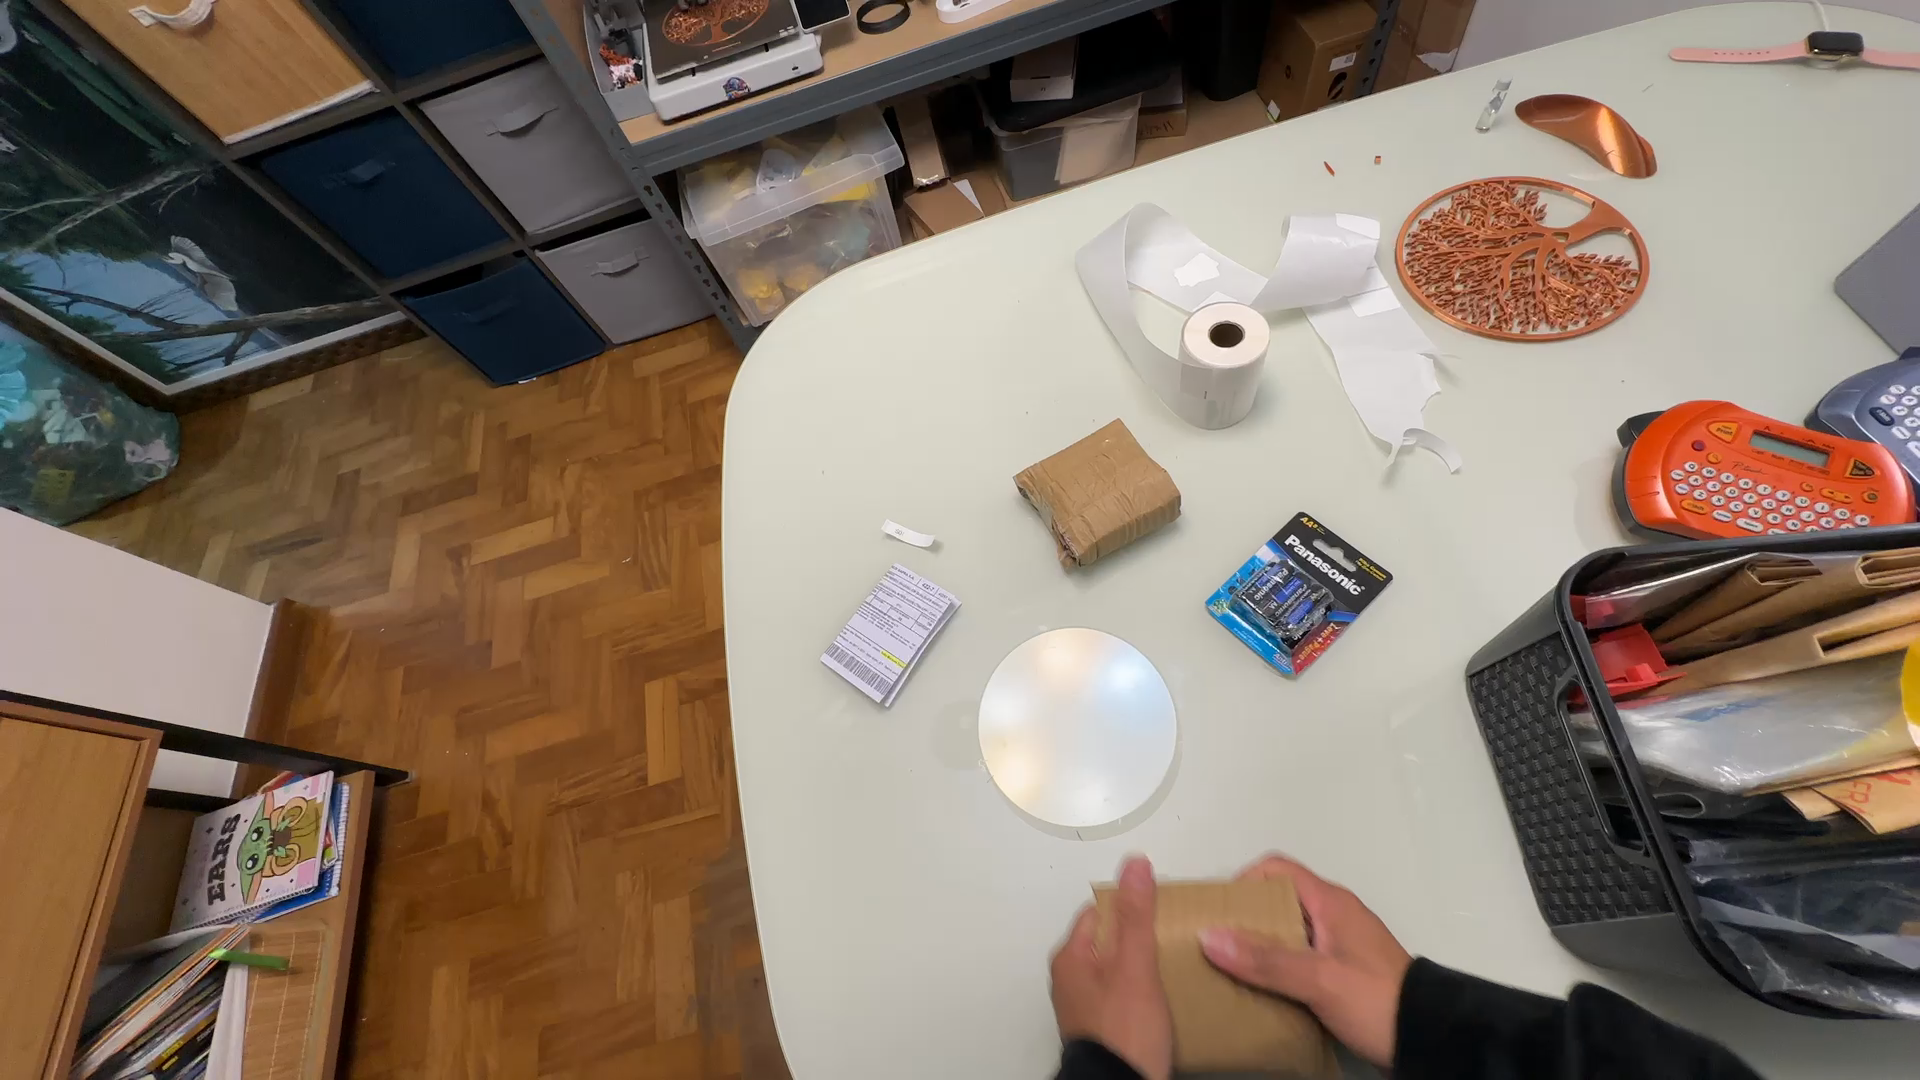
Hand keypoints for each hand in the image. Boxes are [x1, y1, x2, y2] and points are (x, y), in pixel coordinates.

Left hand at [1050, 856, 1172, 1079]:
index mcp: (1069, 956)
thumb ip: (1137, 915)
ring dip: (1138, 967)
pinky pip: (1120, 997)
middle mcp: (1069, 979)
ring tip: (1168, 970)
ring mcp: (1083, 1007)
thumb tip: (1134, 862)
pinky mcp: (1100, 1031)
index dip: (1130, 908)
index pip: (1100, 912)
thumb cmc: (1124, 1029)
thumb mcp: (1135, 965)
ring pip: (1114, 970)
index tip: (1159, 910)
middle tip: (1168, 941)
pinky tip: (1159, 1001)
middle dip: (1135, 939)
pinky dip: (1138, 993)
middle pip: (1107, 941)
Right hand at [1198, 855, 1412, 1069]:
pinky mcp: (1348, 971)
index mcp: (1329, 901)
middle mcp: (1335, 914)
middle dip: (1247, 918)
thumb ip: (1264, 960)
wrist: (1438, 1044)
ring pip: (1291, 930)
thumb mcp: (1317, 980)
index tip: (1223, 912)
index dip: (1245, 882)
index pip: (1275, 869)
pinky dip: (1282, 966)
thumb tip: (1207, 936)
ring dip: (1264, 945)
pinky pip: (1304, 955)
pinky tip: (1270, 991)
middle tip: (1223, 944)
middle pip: (1280, 899)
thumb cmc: (1376, 999)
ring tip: (1239, 970)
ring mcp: (1344, 943)